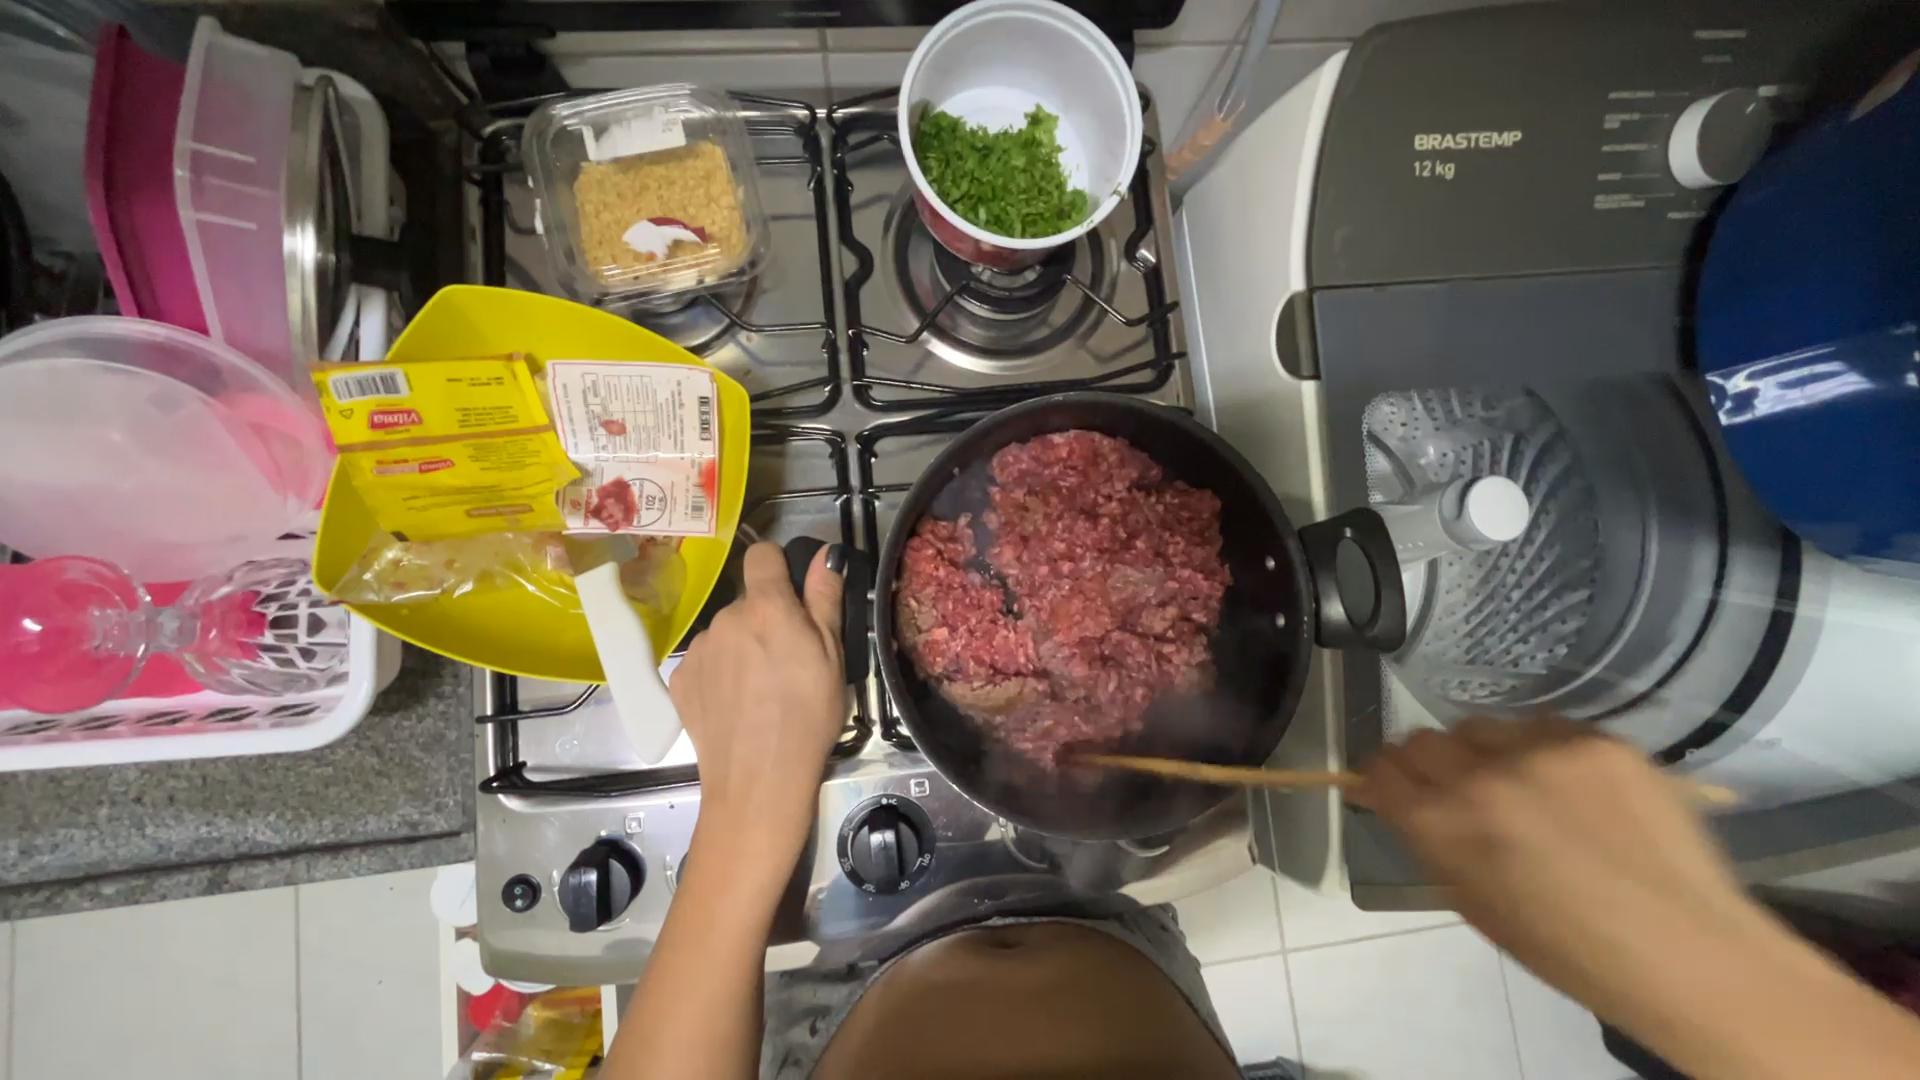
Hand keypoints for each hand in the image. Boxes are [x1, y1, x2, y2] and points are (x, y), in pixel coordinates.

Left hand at [670, 542, 846, 861]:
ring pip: (725, 632)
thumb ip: (824, 597)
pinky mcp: (680, 680)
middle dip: (765, 617)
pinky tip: (737, 704)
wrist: (759, 780)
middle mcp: (724, 619)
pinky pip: (706, 660)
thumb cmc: (808, 715)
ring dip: (741, 645)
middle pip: (746, 601)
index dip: (778, 566)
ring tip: (762, 688)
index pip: (761, 555)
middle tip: (788, 657)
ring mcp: (698, 650)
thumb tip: (825, 553)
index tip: (792, 592)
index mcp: (766, 607)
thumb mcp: (831, 655)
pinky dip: (720, 672)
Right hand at [1351, 719, 1767, 1006]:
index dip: (1379, 778)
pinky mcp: (1596, 741)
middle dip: (1426, 765)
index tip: (1390, 788)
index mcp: (1441, 824)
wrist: (1692, 957)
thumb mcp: (1470, 900)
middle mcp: (1480, 777)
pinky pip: (1540, 727)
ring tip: (1519, 786)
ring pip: (1477, 727)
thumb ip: (1429, 838)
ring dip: (1482, 753)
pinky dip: (1539, 751)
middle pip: (1420, 740)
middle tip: (1452, 789)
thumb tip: (1400, 799)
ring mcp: (1541, 753)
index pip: (1379, 768)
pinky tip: (1568, 787)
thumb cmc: (1568, 949)